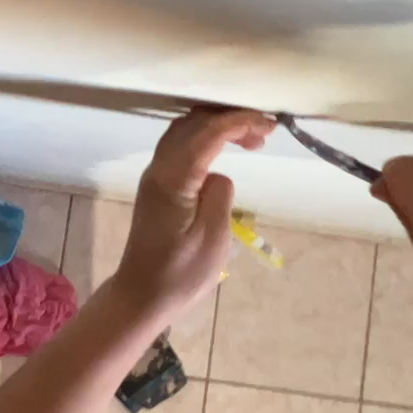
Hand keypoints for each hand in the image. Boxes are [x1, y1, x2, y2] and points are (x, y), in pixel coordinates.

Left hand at [112, 108, 274, 314]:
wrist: (142, 293)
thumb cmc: (180, 273)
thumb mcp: (213, 238)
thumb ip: (219, 196)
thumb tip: (218, 174)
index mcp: (173, 180)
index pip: (206, 133)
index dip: (239, 121)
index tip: (269, 124)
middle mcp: (158, 170)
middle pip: (192, 124)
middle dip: (230, 119)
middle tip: (265, 131)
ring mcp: (154, 176)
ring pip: (184, 132)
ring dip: (216, 127)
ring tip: (252, 140)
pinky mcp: (156, 186)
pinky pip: (180, 147)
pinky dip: (204, 140)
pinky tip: (225, 153)